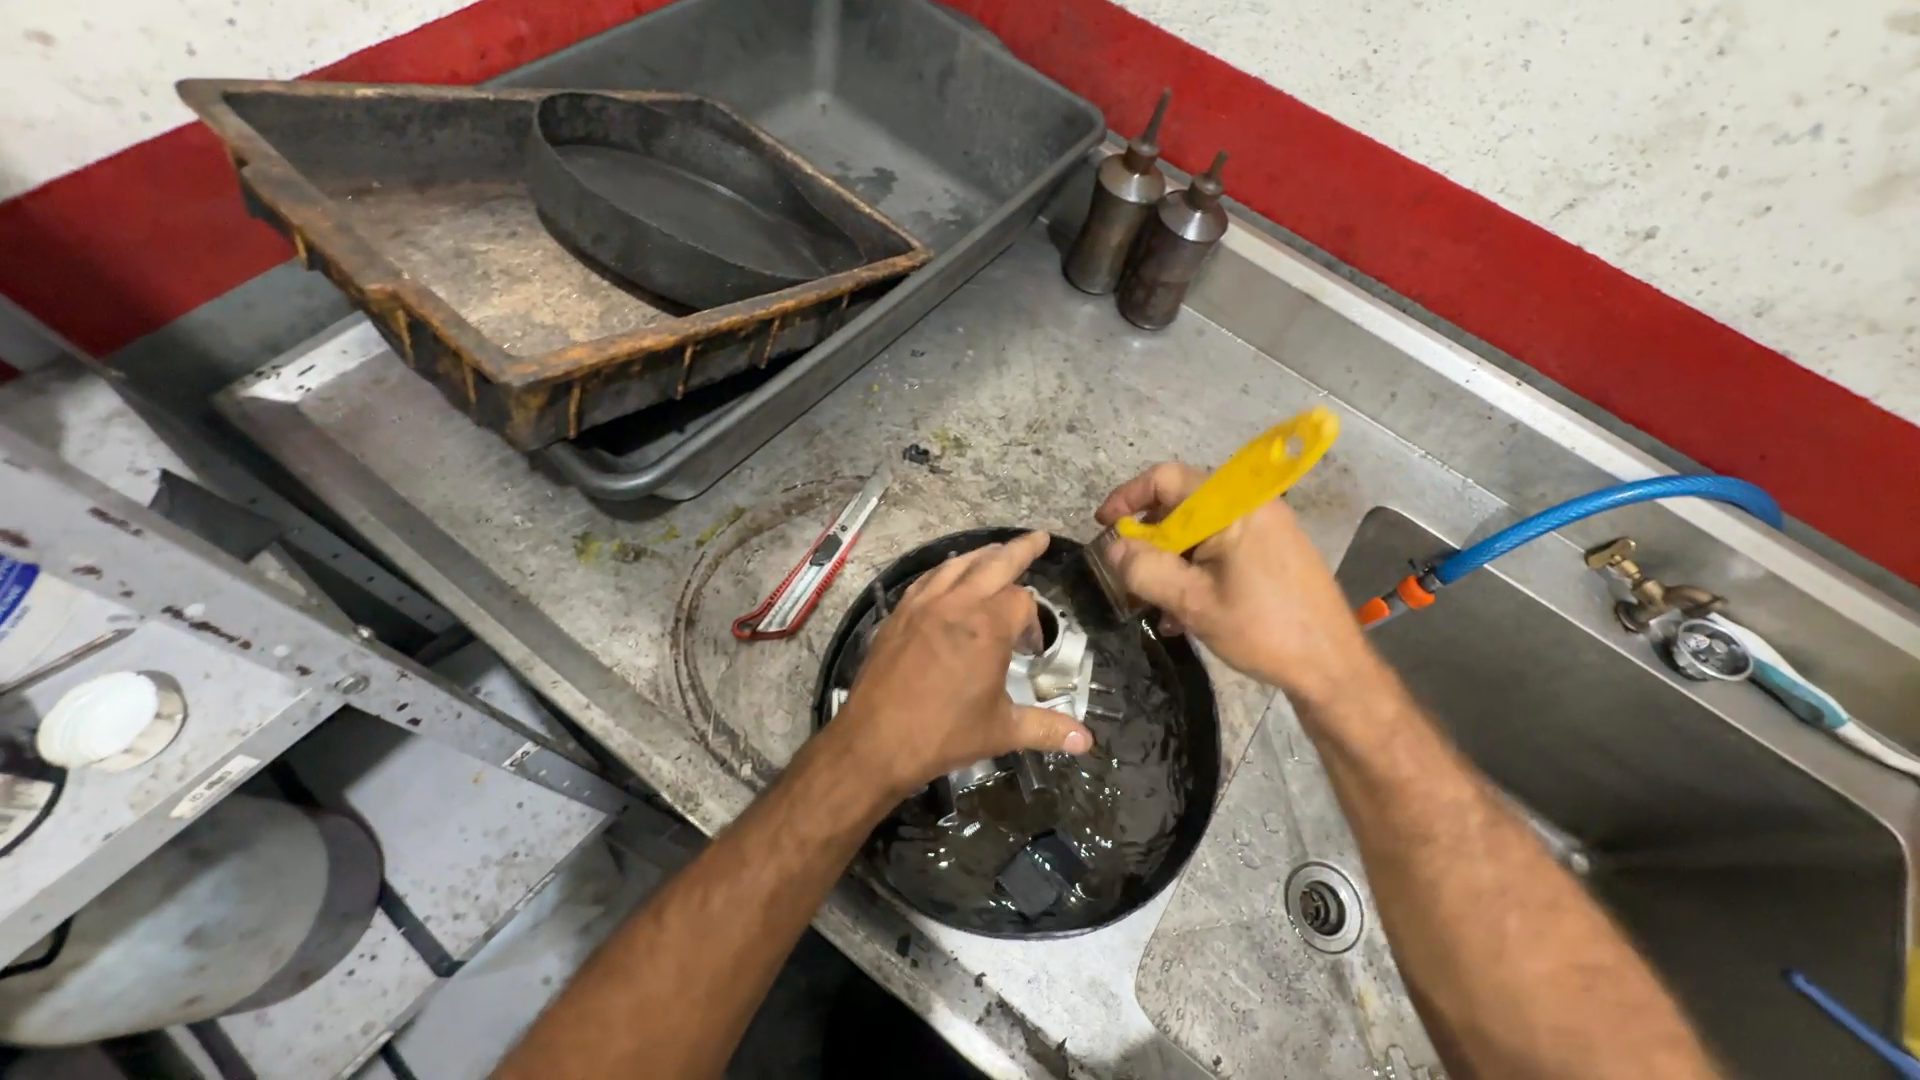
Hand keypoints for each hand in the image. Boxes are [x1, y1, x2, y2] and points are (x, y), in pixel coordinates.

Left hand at [832, 531, 1093, 798]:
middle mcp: (956, 604)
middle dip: (1020, 549)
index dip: (1034, 623)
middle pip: (994, 563)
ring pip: (957, 564)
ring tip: (997, 552)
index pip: (1022, 602)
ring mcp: (922, 605)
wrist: (875, 740)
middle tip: (1038, 538)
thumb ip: (1046, 728)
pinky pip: (927, 579)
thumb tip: (1085, 741)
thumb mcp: (1001, 731)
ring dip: (982, 556)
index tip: (1030, 651)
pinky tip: (949, 577)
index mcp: (987, 627)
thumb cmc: (942, 734)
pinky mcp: (898, 615)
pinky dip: (946, 571)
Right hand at [1096, 463, 1375, 703]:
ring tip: (1153, 602)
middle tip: (1128, 573)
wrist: (1332, 666)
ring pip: (1199, 530)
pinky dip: (1196, 569)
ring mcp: (1266, 528)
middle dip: (1148, 539)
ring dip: (1170, 561)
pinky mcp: (1273, 551)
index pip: (1166, 478)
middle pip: (1181, 504)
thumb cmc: (1263, 629)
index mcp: (1233, 506)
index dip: (1128, 498)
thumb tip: (1113, 548)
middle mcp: (1251, 506)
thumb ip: (1146, 570)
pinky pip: (1221, 547)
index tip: (1104, 527)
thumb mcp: (1193, 603)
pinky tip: (1184, 611)